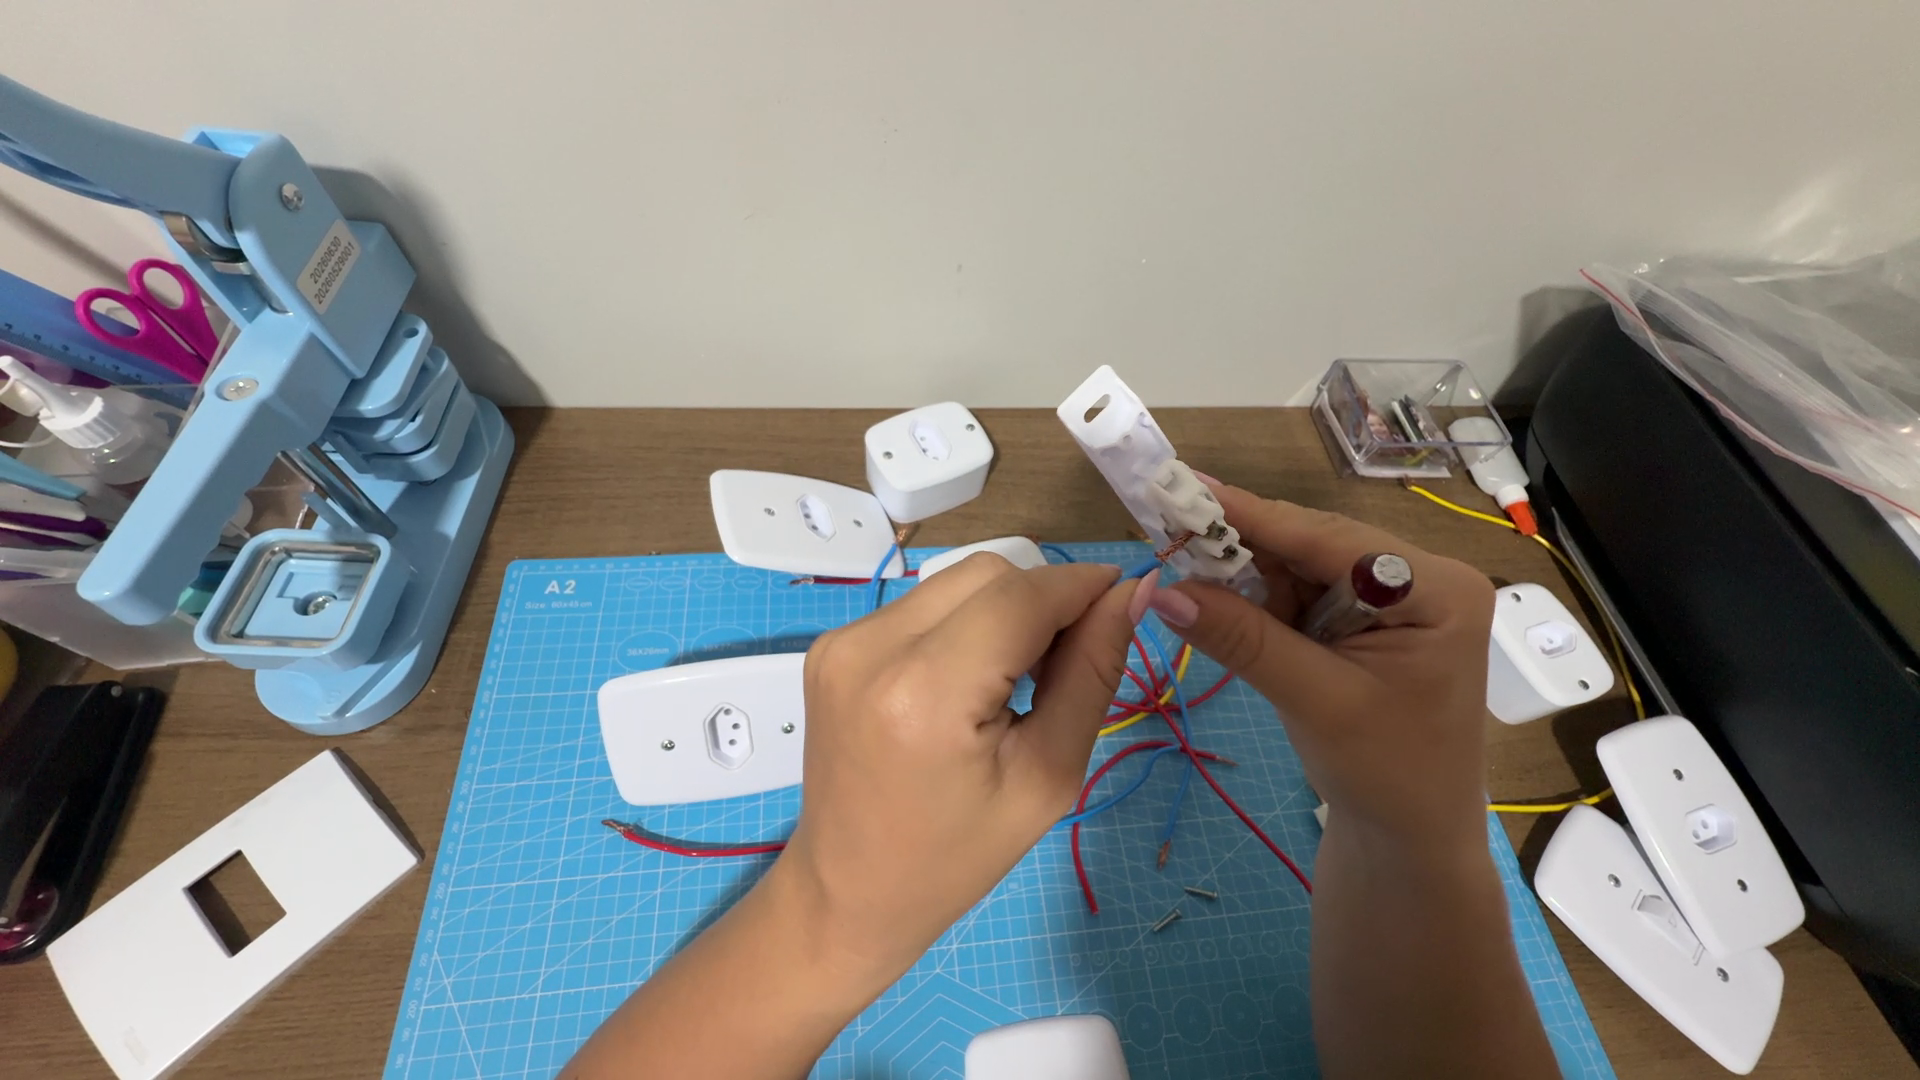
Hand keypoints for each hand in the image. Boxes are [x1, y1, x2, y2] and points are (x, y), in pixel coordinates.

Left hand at [775, 556, 1143, 985]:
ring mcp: (841, 640)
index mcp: (925, 693)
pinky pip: (920, 605)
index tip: (1124, 595)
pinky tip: (968, 679)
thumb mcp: (1047, 776)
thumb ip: (1092, 673)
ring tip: (1015, 678)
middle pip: (987, 574)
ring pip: (955, 583)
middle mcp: (871, 647)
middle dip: (1042, 600)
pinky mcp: (827, 642)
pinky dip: (961, 623)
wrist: (849, 891)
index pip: (1020, 596)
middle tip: (1066, 661)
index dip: (1080, 585)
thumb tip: (1131, 593)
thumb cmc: (957, 856)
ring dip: (1002, 610)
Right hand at [1144, 480, 1495, 853]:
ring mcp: (1387, 598)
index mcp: (1434, 589)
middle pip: (1311, 544)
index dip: (1252, 515)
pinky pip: (1296, 592)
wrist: (1410, 833)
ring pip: (1297, 564)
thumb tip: (1163, 592)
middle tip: (1169, 527)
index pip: (1329, 539)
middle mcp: (1416, 578)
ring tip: (1184, 564)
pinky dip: (1253, 597)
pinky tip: (1218, 596)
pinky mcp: (1359, 619)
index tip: (1187, 487)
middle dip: (1241, 543)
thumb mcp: (1315, 700)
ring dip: (1242, 570)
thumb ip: (1242, 639)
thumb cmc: (1387, 773)